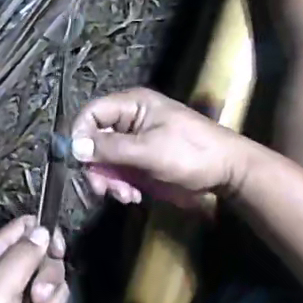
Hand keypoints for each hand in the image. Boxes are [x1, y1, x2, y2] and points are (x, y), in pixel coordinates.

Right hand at [70, 87, 259, 206]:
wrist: (228, 173)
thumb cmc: (191, 153)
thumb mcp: (149, 150)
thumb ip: (110, 149)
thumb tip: (73, 147)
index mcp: (132, 105)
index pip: (92, 113)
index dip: (79, 135)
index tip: (77, 160)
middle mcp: (129, 121)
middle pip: (94, 140)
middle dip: (96, 166)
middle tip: (102, 188)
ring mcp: (135, 143)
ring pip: (104, 161)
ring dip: (108, 181)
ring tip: (124, 196)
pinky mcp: (141, 163)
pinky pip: (118, 174)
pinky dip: (120, 187)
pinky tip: (133, 198)